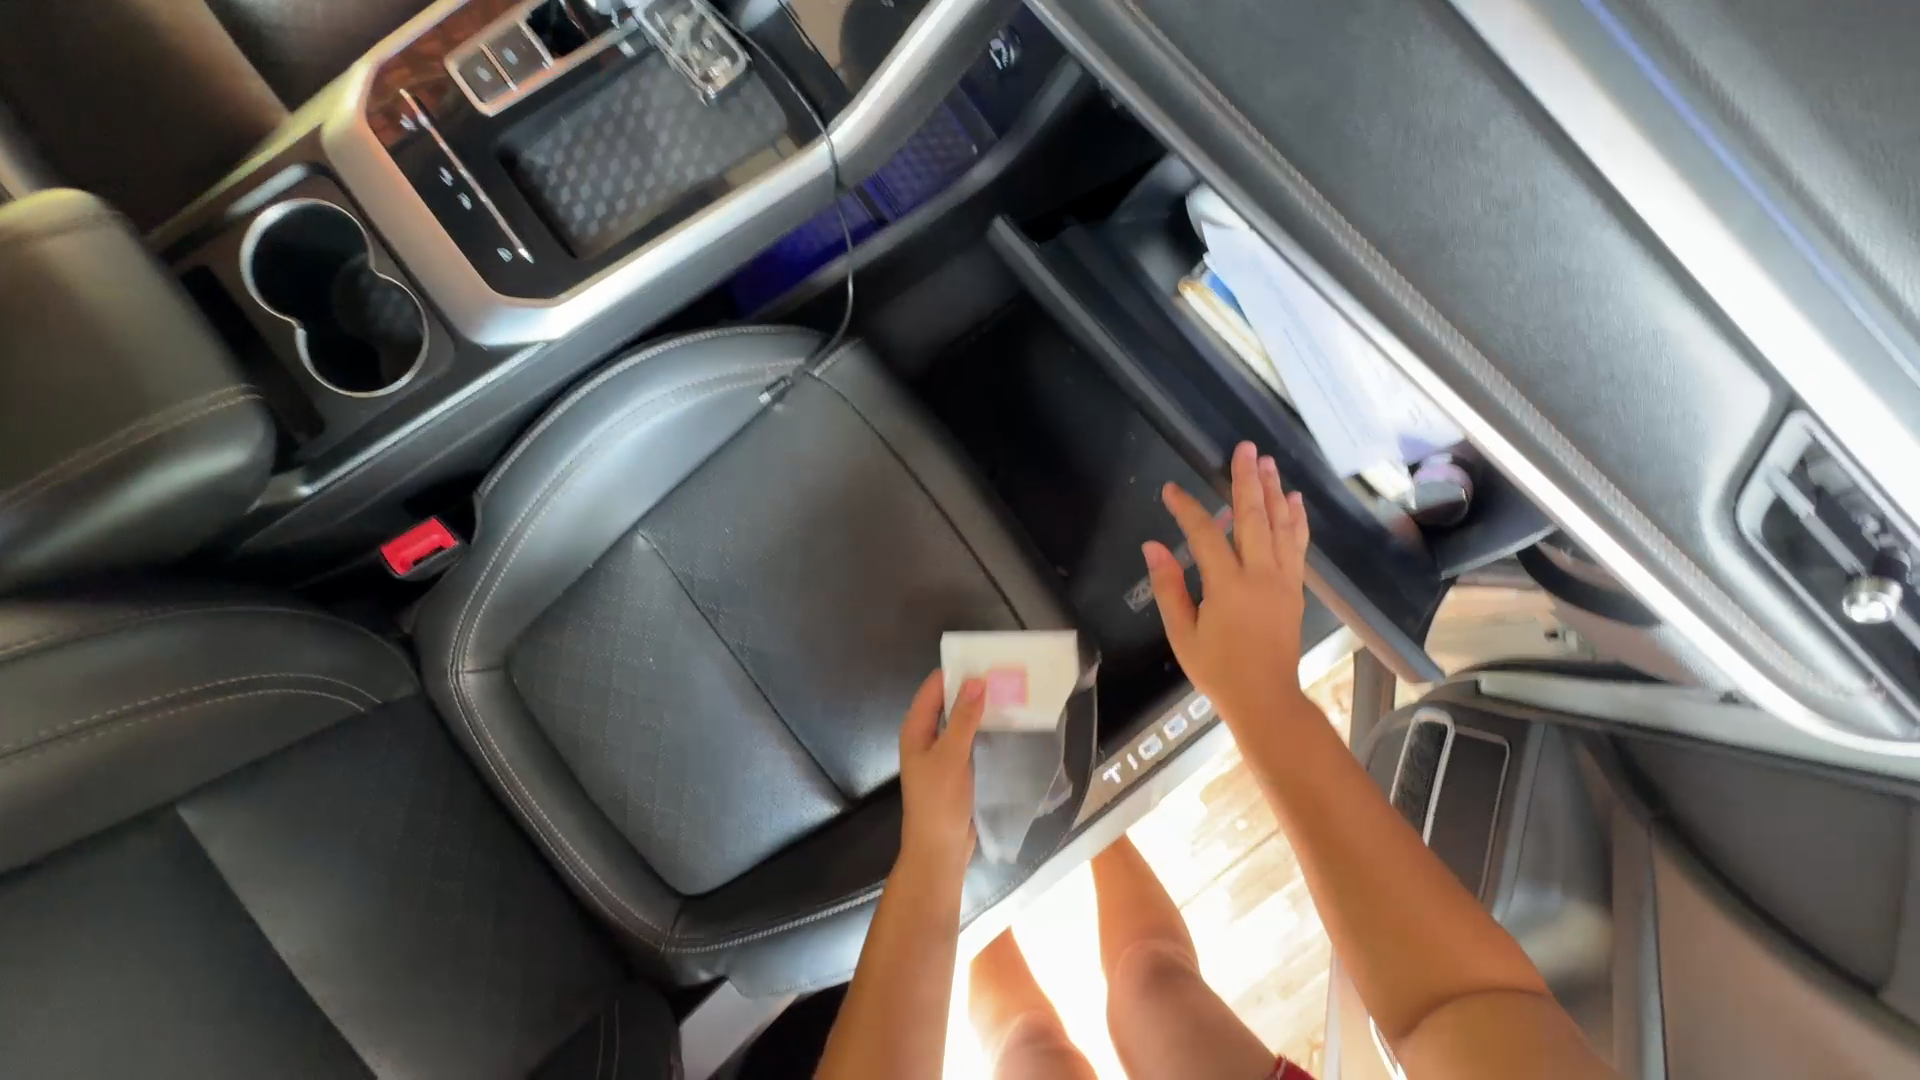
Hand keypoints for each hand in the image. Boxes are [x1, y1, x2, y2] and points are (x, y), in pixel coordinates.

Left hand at [897, 671, 986, 873]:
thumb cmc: (939, 800)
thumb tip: (976, 681)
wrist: (939, 849)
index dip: (955, 672)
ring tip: (1010, 693)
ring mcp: (941, 754)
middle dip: (971, 689)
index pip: (933, 689)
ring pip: (961, 722)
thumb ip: (964, 718)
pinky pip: (970, 740)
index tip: (984, 658)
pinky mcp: (957, 769)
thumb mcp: (952, 755)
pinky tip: (1006, 726)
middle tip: (1004, 674)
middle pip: (948, 703)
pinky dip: (984, 730)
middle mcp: (926, 737)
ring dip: (980, 710)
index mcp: (916, 730)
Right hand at [1144, 441, 1311, 726]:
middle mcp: (1261, 575)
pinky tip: (1294, 500)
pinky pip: (1297, 546)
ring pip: (1281, 526)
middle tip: (1245, 448)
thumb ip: (1169, 587)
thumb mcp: (1182, 634)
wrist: (1266, 699)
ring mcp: (1283, 581)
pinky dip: (1296, 520)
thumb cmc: (1217, 670)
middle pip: (1254, 518)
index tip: (1170, 490)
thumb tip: (1153, 547)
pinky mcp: (1295, 589)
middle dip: (1247, 480)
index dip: (1186, 509)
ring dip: (1274, 491)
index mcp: (1228, 587)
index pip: (1205, 535)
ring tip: (1268, 463)